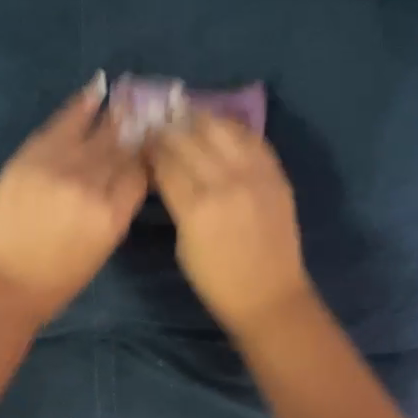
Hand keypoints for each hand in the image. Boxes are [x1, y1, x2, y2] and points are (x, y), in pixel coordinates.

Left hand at [0, 74, 148, 320]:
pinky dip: (81, 105)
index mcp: (112, 216)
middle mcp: (89, 186)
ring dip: (114, 112)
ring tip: (127, 94)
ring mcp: (58, 168)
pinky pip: (62, 123)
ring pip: (96, 131)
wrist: (10, 279)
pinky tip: (96, 90)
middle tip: (150, 106)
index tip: (156, 141)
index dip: (149, 154)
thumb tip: (133, 168)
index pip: (140, 172)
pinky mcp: (30, 157)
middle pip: (121, 146)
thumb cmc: (63, 274)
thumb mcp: (105, 244)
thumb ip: (120, 204)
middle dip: (136, 126)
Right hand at [149, 112, 313, 331]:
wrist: (269, 296)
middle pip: (188, 138)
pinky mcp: (275, 174)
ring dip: (199, 121)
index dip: (149, 149)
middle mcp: (225, 182)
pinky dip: (231, 130)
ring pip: (220, 127)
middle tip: (159, 129)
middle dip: (168, 131)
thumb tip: (164, 174)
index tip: (142, 144)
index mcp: (196, 207)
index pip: (164, 161)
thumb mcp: (182, 246)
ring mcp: (254, 175)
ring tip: (188, 121)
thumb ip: (175, 204)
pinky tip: (220, 131)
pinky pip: (251, 138)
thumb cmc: (217, 283)